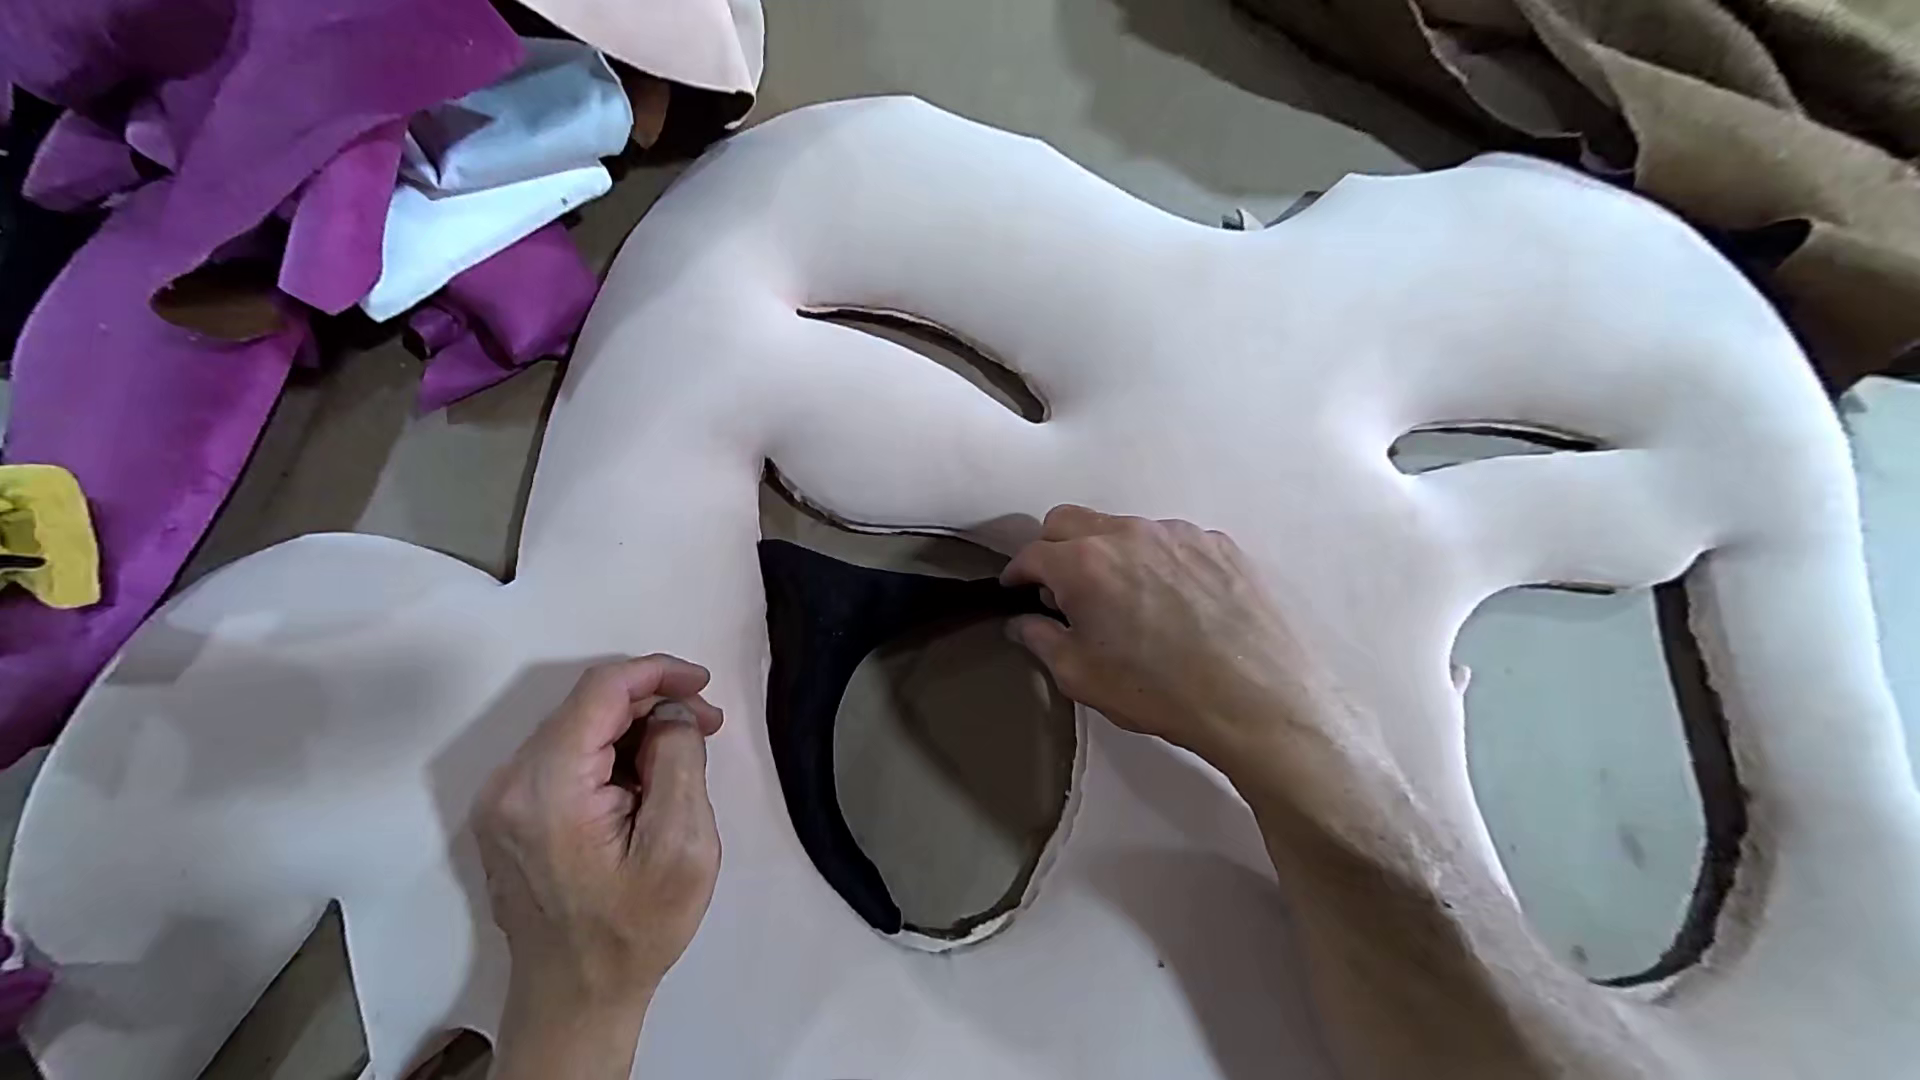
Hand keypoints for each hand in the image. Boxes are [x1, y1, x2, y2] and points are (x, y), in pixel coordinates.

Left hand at [474, 655, 724, 1074]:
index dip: (657, 671)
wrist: (576, 998)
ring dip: (639, 723)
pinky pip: (570, 751)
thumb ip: (680, 758)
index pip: (601, 690)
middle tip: (707, 723)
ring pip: (581, 723)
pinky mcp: (513, 811)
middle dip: (655, 700)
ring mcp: (505, 799)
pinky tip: (650, 772)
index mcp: (548, 789)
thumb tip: (672, 712)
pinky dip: (616, 747)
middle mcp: (511, 784)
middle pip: (590, 703)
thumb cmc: (637, 926)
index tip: (703, 683)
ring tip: (687, 750)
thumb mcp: (682, 842)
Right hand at [1002, 505, 1347, 770]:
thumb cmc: (1157, 691)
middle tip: (1062, 589)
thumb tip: (1021, 621)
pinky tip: (1173, 599)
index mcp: (1084, 563)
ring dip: (1105, 552)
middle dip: (1052, 549)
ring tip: (1125, 597)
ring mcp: (1176, 532)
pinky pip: (1168, 539)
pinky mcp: (1217, 542)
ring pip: (1121, 527)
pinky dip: (1154, 559)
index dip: (1017, 573)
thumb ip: (1039, 639)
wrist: (1258, 699)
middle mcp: (1127, 533)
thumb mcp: (1080, 675)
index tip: (1017, 590)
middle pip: (1068, 520)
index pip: (1032, 552)